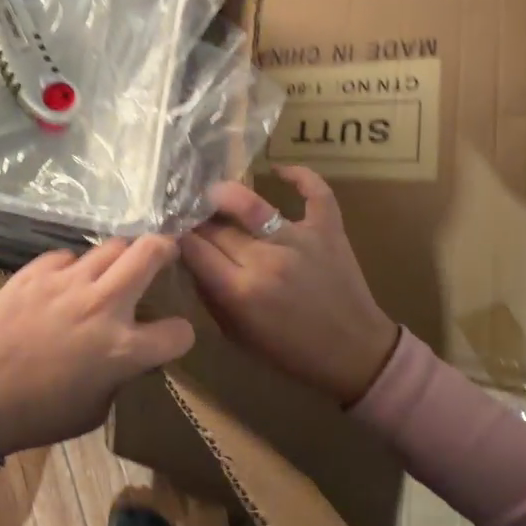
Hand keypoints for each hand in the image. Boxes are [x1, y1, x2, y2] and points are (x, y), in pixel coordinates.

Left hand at [0, 235, 194, 455]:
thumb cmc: (38, 413)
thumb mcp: (95, 408)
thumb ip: (121, 374)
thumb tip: (128, 356)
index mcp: (123, 349)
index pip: (178, 331)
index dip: (180, 334)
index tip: (171, 334)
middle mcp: (103, 304)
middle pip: (151, 252)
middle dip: (166, 248)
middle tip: (164, 254)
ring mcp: (68, 281)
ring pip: (111, 245)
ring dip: (120, 256)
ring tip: (114, 268)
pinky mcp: (36, 270)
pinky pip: (68, 256)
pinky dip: (74, 266)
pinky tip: (66, 282)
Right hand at [181, 166, 399, 404]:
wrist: (355, 355)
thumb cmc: (291, 352)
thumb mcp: (237, 335)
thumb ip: (210, 296)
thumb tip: (189, 260)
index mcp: (240, 292)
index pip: (193, 248)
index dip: (176, 236)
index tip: (170, 232)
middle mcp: (265, 260)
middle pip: (216, 226)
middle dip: (197, 219)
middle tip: (189, 216)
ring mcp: (299, 241)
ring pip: (251, 204)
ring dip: (226, 194)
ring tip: (214, 191)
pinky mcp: (328, 230)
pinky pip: (315, 193)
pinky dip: (299, 176)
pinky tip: (278, 170)